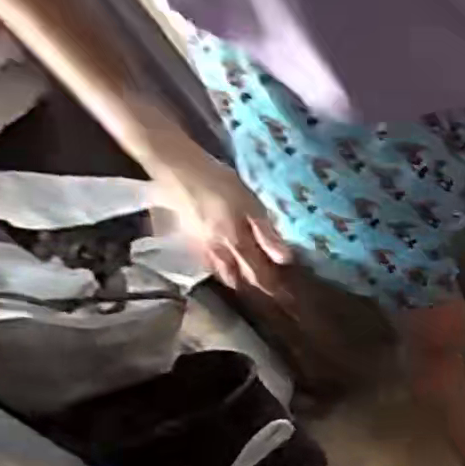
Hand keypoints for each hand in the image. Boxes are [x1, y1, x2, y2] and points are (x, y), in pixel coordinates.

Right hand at [150, 151, 294, 303]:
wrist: (173, 164)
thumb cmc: (218, 182)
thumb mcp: (251, 206)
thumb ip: (267, 235)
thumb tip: (285, 261)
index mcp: (235, 242)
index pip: (260, 275)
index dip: (276, 290)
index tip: (291, 301)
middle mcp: (217, 249)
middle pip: (239, 280)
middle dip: (258, 292)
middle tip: (275, 300)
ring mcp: (198, 243)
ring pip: (221, 273)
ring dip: (238, 284)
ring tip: (254, 290)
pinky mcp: (186, 235)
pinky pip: (206, 262)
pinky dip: (220, 271)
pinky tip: (227, 270)